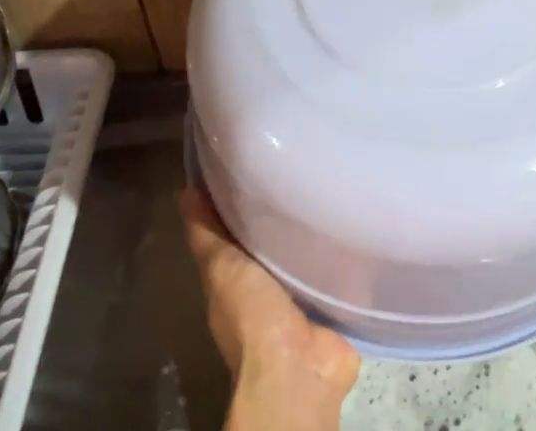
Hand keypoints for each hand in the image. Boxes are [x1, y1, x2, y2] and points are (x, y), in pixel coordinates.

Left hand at [178, 189, 359, 396]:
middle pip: (268, 246)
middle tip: (299, 171)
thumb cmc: (253, 315)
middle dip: (279, 217)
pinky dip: (340, 255)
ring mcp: (296, 301)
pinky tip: (351, 228)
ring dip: (310, 236)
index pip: (232, 236)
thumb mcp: (222, 266)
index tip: (253, 167)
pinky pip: (332, 273)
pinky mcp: (328, 307)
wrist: (297, 367)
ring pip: (299, 258)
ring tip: (327, 191)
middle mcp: (262, 291)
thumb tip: (185, 191)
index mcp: (231, 281)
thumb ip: (207, 234)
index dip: (238, 204)